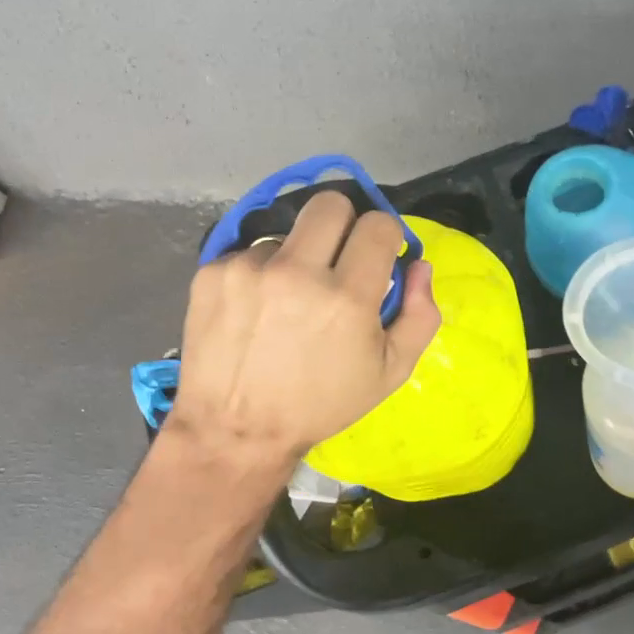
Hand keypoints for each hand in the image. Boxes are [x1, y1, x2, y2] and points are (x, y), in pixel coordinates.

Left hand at [165, 191, 441, 460]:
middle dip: (343, 223)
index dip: (385, 237)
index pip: (377, 224)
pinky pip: (251, 253)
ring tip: (290, 300)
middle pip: (330, 203)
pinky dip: (262, 274)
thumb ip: (420, 315)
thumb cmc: (322, 404)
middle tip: (339, 257)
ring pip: (288, 232)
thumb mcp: (391, 373)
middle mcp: (298, 272)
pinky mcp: (212, 272)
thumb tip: (418, 265)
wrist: (236, 430)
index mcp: (348, 298)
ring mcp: (249, 269)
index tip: (378, 256)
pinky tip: (258, 311)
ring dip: (298, 256)